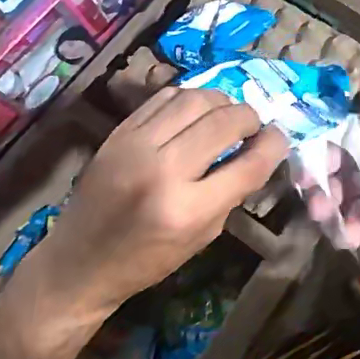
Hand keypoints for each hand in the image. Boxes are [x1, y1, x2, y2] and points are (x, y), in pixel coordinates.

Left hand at [24, 88, 288, 320]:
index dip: (273, 145)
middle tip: (254, 126)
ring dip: (221, 102)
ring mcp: (136, 146)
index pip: (248, 164)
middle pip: (223, 122)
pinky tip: (195, 112)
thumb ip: (230, 192)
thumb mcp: (201, 237)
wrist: (80, 260)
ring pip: (194, 100)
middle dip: (250, 118)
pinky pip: (163, 98)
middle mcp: (163, 171)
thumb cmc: (147, 260)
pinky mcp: (118, 133)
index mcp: (189, 210)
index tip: (279, 138)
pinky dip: (188, 99)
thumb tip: (257, 152)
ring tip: (227, 115)